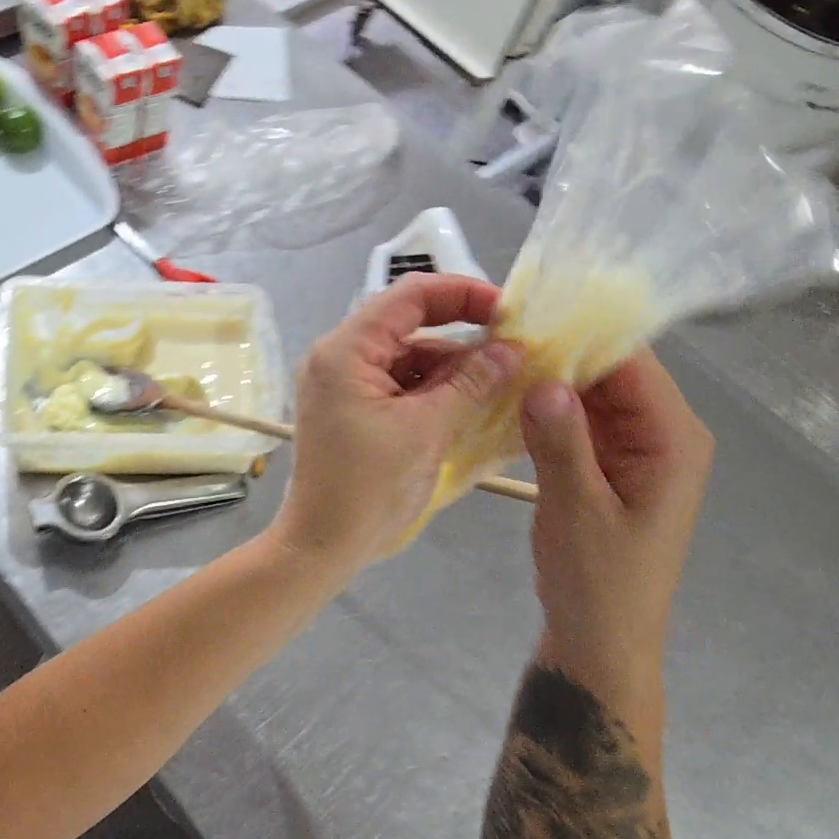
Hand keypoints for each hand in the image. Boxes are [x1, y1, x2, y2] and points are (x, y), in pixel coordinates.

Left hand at [270, 274, 520, 568]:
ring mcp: (341, 386)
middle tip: (515, 351)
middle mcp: (337, 358)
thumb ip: (471, 382)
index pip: (410, 296)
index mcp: (345, 351)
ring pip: (406, 358)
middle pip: (408, 326)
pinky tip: (472, 404)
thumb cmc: (369, 486)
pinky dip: (432, 392)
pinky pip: (397, 387)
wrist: (323, 543)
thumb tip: (511, 347)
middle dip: (462, 337)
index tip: (510, 313)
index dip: (463, 295)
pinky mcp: (349, 411)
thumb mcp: (427, 430)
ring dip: (451, 369)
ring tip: (502, 383)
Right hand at [521, 350, 712, 687]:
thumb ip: (560, 441)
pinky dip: (550, 415)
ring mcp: (635, 453)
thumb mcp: (576, 509)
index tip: (525, 320)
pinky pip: (581, 427)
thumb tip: (540, 379)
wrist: (600, 640)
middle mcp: (662, 436)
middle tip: (498, 341)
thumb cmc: (598, 580)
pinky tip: (510, 404)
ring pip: (594, 399)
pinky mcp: (609, 470)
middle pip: (613, 376)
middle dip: (561, 358)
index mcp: (673, 439)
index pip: (632, 365)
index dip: (582, 338)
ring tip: (496, 365)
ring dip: (551, 385)